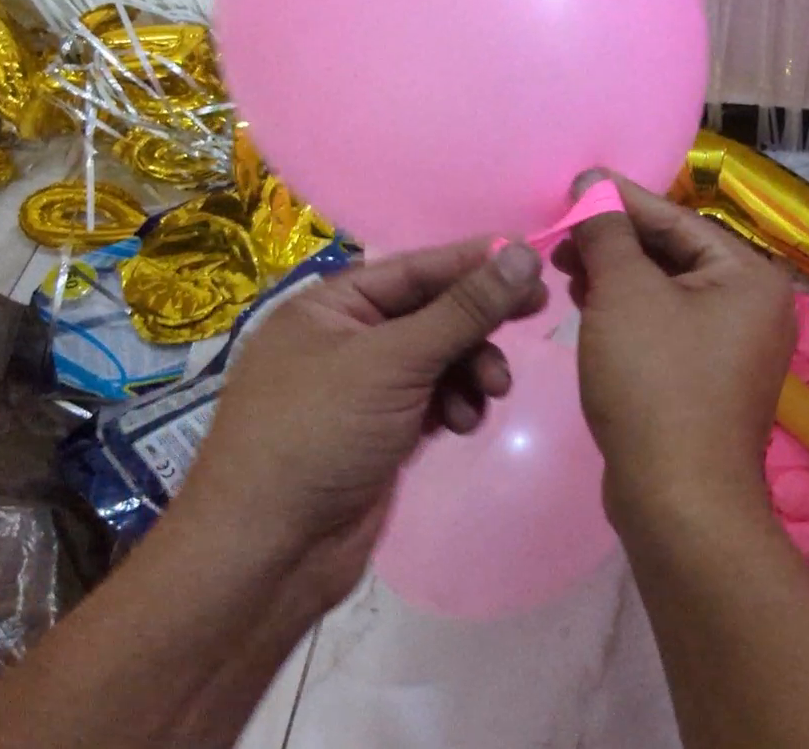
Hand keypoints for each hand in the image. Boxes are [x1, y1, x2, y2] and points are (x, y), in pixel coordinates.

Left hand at [175, 238, 548, 604]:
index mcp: (330, 307)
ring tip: (492, 392)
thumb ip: (465, 308)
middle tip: (538, 311)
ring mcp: (366, 387)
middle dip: (481, 320)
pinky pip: (436, 396)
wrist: (270, 554)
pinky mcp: (384, 427)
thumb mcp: (396, 361)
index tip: (533, 261)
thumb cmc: (320, 435)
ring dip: (473, 369)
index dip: (476, 262)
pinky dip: (456, 404)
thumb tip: (523, 255)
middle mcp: (347, 339)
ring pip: (442, 356)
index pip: (417, 267)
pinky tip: (461, 424)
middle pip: (434, 310)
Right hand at [553, 172, 795, 524]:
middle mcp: (755, 307)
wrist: (677, 497)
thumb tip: (595, 182)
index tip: (577, 185)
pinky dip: (631, 315)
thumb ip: (608, 231)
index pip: (679, 220)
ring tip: (567, 272)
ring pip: (669, 294)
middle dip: (616, 244)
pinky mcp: (712, 380)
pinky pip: (668, 329)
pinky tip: (590, 310)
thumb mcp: (625, 294)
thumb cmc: (655, 382)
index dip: (623, 200)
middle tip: (562, 238)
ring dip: (618, 279)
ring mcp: (737, 348)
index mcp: (750, 276)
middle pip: (676, 255)